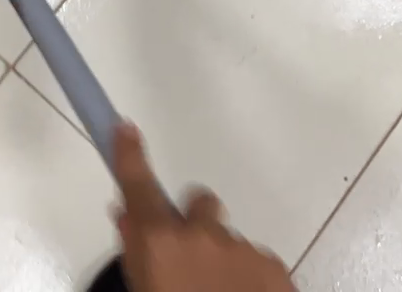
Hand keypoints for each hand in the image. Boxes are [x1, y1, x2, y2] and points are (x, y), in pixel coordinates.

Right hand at [113, 125, 294, 291]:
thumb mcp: (146, 291)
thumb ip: (139, 256)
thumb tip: (129, 219)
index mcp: (160, 245)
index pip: (138, 185)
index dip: (130, 154)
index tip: (124, 126)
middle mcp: (201, 236)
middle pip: (200, 203)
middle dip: (196, 225)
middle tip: (194, 268)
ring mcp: (242, 250)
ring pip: (230, 242)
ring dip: (225, 263)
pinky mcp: (277, 270)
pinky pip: (258, 263)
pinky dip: (252, 282)